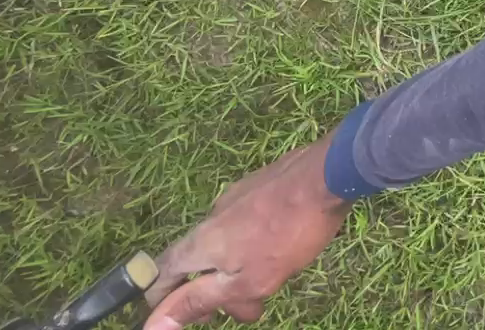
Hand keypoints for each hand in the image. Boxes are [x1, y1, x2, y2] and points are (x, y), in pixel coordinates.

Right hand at [142, 137, 353, 328]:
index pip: (160, 274)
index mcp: (201, 241)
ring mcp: (244, 192)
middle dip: (220, 292)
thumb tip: (151, 326)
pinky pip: (254, 220)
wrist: (333, 172)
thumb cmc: (290, 232)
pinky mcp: (270, 181)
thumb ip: (199, 301)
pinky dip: (261, 242)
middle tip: (251, 311)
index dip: (165, 303)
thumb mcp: (247, 280)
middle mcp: (214, 213)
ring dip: (245, 269)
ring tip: (275, 283)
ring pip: (232, 241)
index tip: (196, 319)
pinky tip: (288, 248)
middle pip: (201, 261)